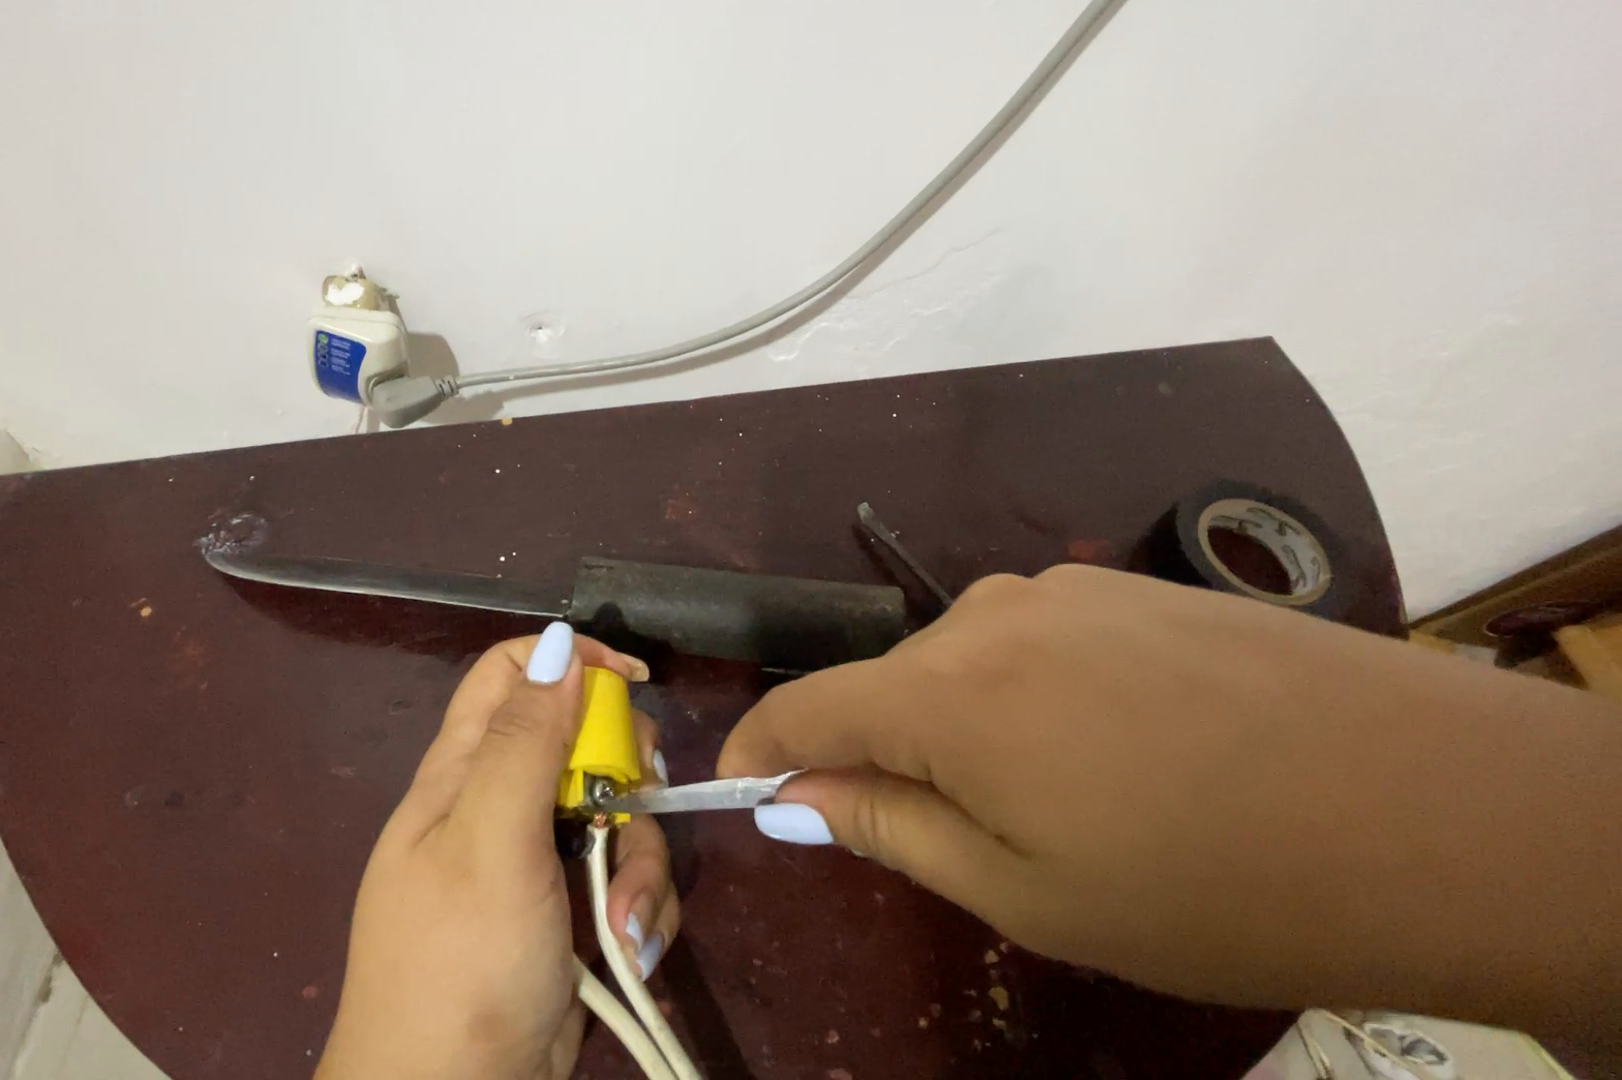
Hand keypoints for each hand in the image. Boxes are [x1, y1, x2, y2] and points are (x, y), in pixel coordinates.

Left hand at [320, 624, 679, 1079]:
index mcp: (464, 771)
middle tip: (634, 800)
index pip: (512, 674)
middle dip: (624, 771)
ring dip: (638, 862)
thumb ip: (525, 742)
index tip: (631, 681)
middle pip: (584, 741)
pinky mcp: (574, 907)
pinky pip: (626, 876)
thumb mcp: (488, 840)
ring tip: (622, 921)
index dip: (569, 660)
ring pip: (618, 815)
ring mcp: (541, 859)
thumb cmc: (458, 962)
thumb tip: (559, 646)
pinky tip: (629, 948)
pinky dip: (639, 908)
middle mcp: (503, 804)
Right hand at [719, 564, 1621, 1050]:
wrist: (1449, 808)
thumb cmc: (1210, 883)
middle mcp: (986, 615)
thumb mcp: (1026, 891)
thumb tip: (793, 798)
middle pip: (888, 686)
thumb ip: (887, 828)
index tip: (740, 784)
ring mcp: (1063, 589)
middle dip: (880, 754)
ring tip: (1051, 799)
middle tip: (942, 836)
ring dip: (960, 728)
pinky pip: (1028, 642)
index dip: (760, 748)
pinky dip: (1023, 696)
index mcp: (948, 693)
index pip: (808, 707)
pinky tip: (1111, 745)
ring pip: (959, 664)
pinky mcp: (1125, 587)